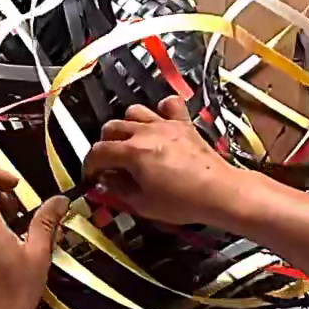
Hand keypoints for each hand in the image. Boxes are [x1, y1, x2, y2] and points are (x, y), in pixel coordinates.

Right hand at [82, 96, 262, 228]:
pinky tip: (159, 125)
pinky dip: (160, 111)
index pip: (98, 152)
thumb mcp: (142, 204)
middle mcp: (145, 131)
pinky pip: (168, 104)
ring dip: (127, 126)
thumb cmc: (182, 202)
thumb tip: (105, 181)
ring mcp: (165, 124)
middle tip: (110, 163)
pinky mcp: (183, 123)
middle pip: (112, 127)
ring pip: (134, 111)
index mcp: (132, 152)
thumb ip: (118, 190)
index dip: (90, 166)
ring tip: (131, 143)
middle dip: (105, 145)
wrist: (219, 192)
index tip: (92, 177)